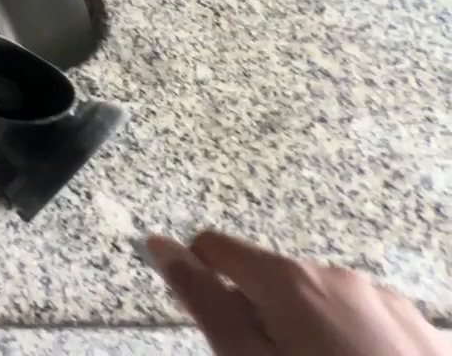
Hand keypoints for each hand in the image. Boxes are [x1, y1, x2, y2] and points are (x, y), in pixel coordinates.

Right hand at [148, 230, 448, 354]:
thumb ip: (201, 297)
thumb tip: (158, 243)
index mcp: (286, 277)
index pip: (213, 247)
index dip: (203, 279)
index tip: (221, 326)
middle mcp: (336, 275)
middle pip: (268, 277)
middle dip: (261, 311)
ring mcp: (390, 303)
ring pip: (319, 300)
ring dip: (308, 326)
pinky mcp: (427, 333)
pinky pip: (366, 319)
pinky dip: (352, 339)